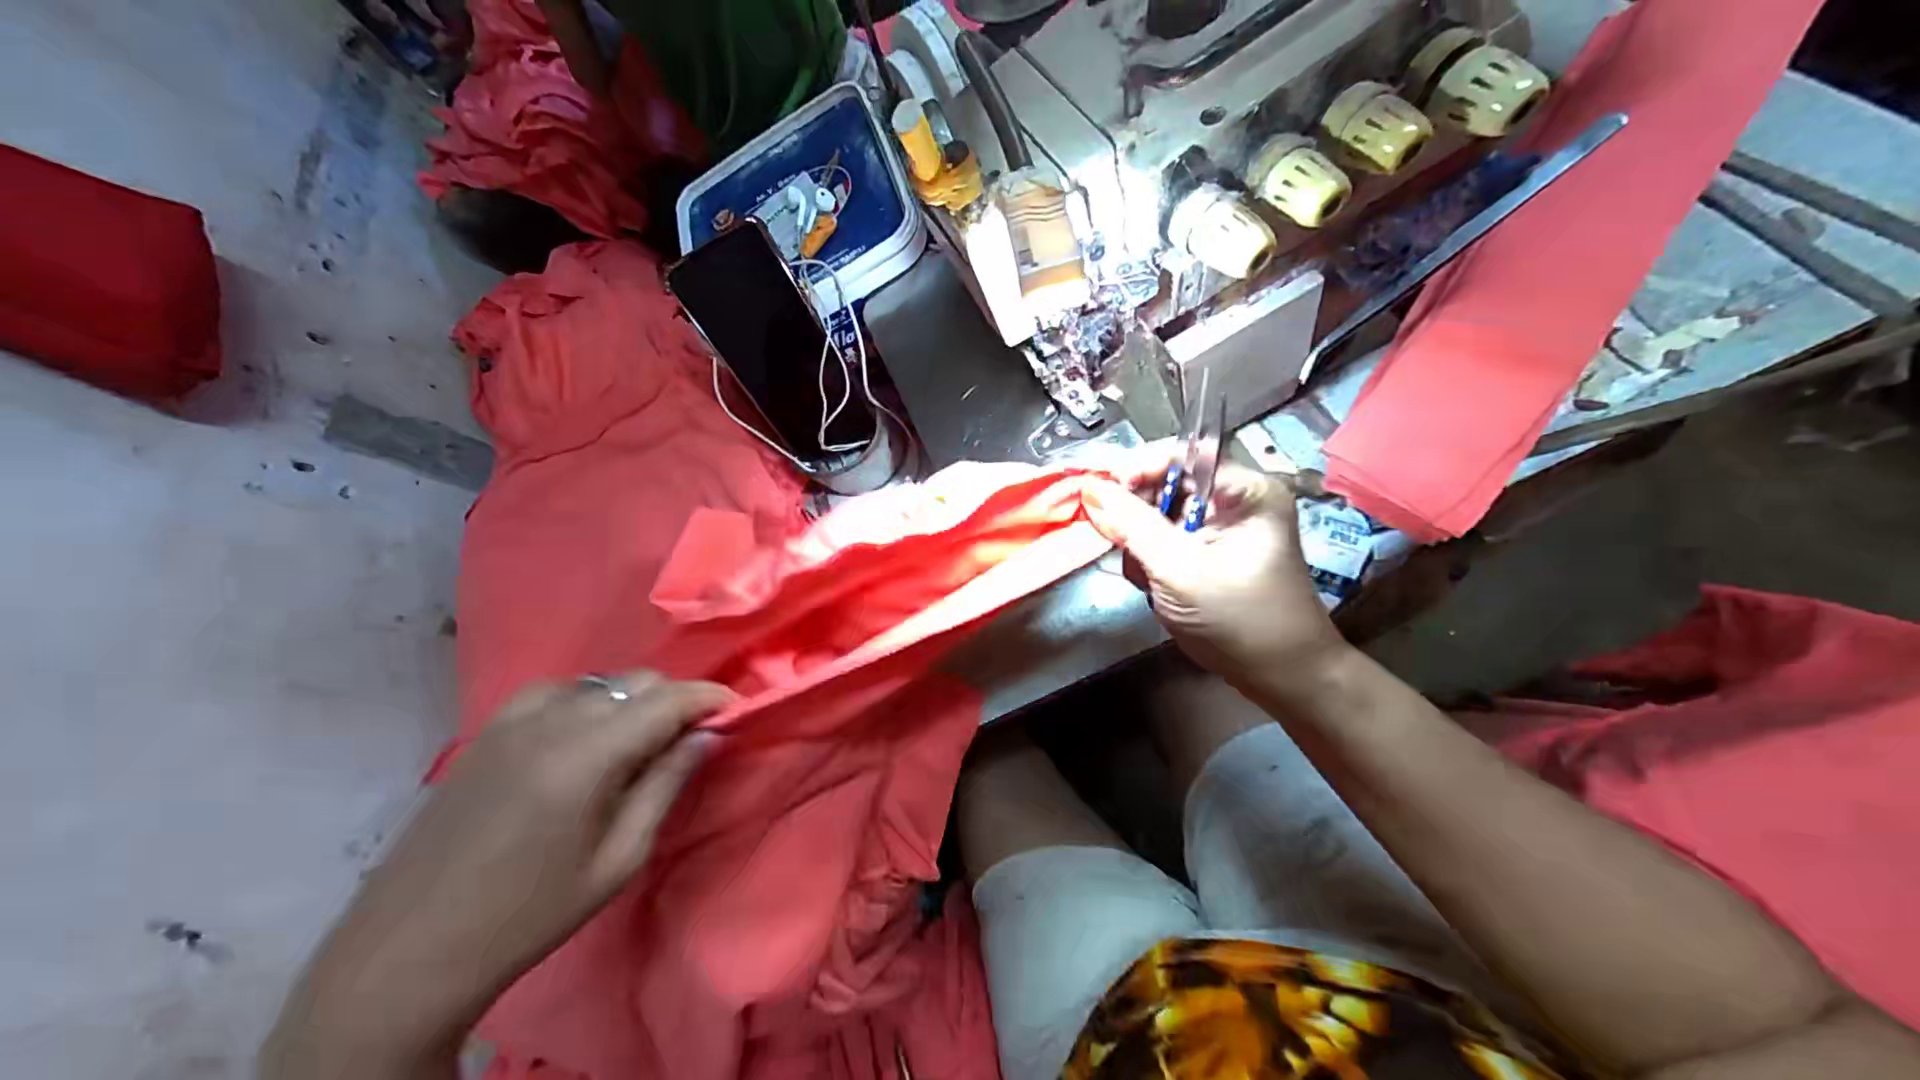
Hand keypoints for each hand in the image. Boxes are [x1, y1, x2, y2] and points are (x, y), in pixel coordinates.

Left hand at [262, 673, 731, 1079]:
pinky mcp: (486, 729)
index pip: (667, 698)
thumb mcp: (619, 858)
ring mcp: (511, 719)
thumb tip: (708, 734)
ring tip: (638, 743)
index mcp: (586, 755)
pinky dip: (588, 702)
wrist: (412, 946)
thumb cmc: (531, 912)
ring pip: (598, 681)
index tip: (736, 708)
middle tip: (688, 738)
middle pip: (635, 681)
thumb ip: (667, 784)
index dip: (709, 696)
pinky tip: (584, 739)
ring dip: (631, 700)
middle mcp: (550, 719)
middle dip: (673, 699)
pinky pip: (557, 692)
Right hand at [1083, 447, 1346, 685]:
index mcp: (1246, 490)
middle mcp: (1235, 500)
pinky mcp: (1210, 553)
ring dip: (1141, 545)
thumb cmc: (1240, 620)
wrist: (1282, 677)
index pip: (1181, 455)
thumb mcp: (1179, 570)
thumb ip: (1132, 526)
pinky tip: (1156, 587)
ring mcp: (1222, 528)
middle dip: (1138, 516)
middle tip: (1122, 546)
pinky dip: (1151, 561)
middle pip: (1166, 485)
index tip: (1101, 496)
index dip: (1137, 468)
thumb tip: (1090, 488)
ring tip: (1148, 578)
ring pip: (1159, 515)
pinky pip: (1166, 540)